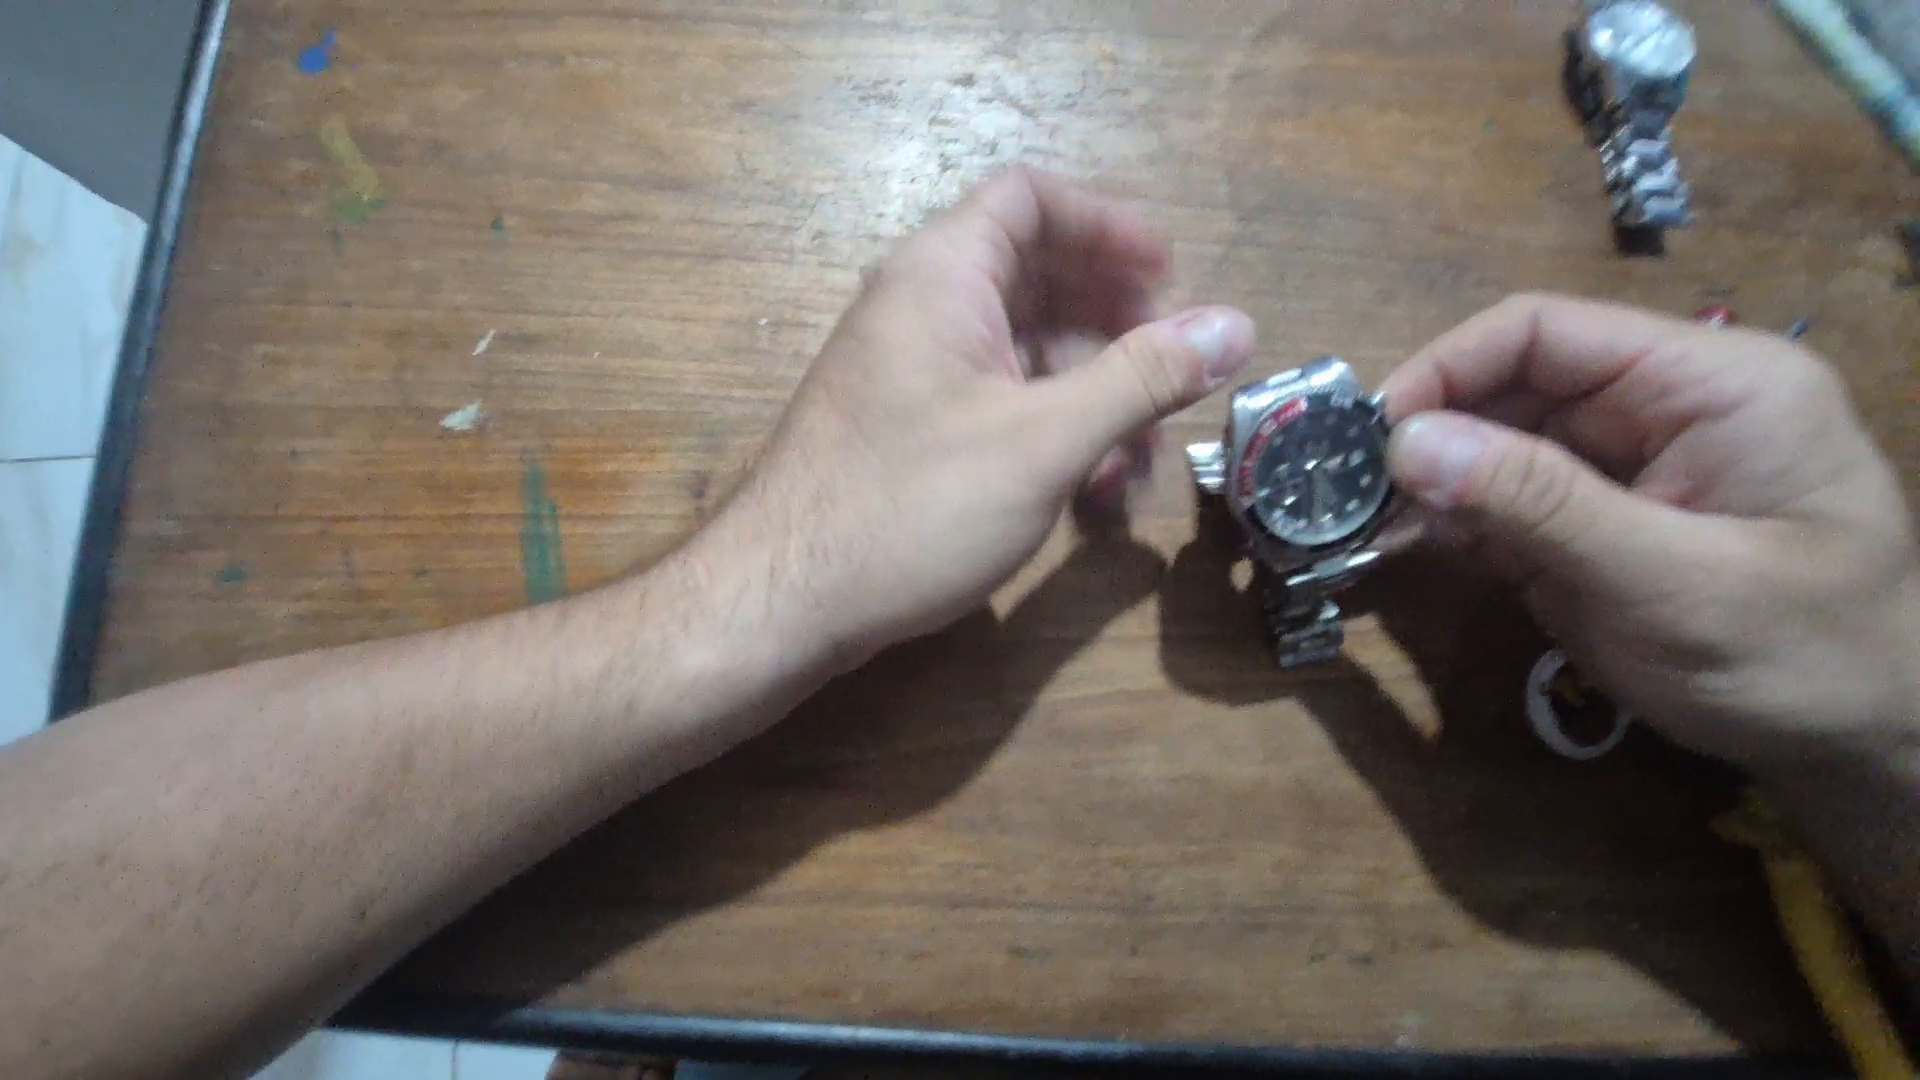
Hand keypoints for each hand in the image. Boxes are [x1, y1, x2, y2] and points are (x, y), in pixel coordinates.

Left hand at [703, 170, 1254, 672]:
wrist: (787, 601)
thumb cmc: (911, 507)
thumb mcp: (1042, 441)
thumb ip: (1141, 378)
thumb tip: (1235, 326)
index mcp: (942, 277)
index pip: (1031, 200)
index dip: (1107, 226)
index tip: (1170, 277)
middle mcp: (921, 310)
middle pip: (1036, 279)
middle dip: (1113, 326)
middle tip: (1170, 377)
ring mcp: (912, 375)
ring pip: (1022, 356)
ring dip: (1090, 398)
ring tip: (1137, 464)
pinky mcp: (910, 432)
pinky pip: (995, 407)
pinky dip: (1048, 434)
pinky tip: (1087, 493)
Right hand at [1379, 294, 1917, 766]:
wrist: (1847, 740)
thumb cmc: (1796, 653)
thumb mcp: (1666, 578)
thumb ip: (1538, 505)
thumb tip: (1405, 443)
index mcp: (1700, 384)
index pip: (1541, 333)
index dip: (1446, 368)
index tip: (1376, 433)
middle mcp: (1642, 409)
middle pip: (1497, 388)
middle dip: (1423, 434)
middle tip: (1355, 493)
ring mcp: (1599, 467)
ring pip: (1477, 445)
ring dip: (1419, 484)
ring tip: (1369, 527)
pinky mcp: (1565, 518)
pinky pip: (1481, 500)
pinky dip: (1434, 522)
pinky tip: (1401, 548)